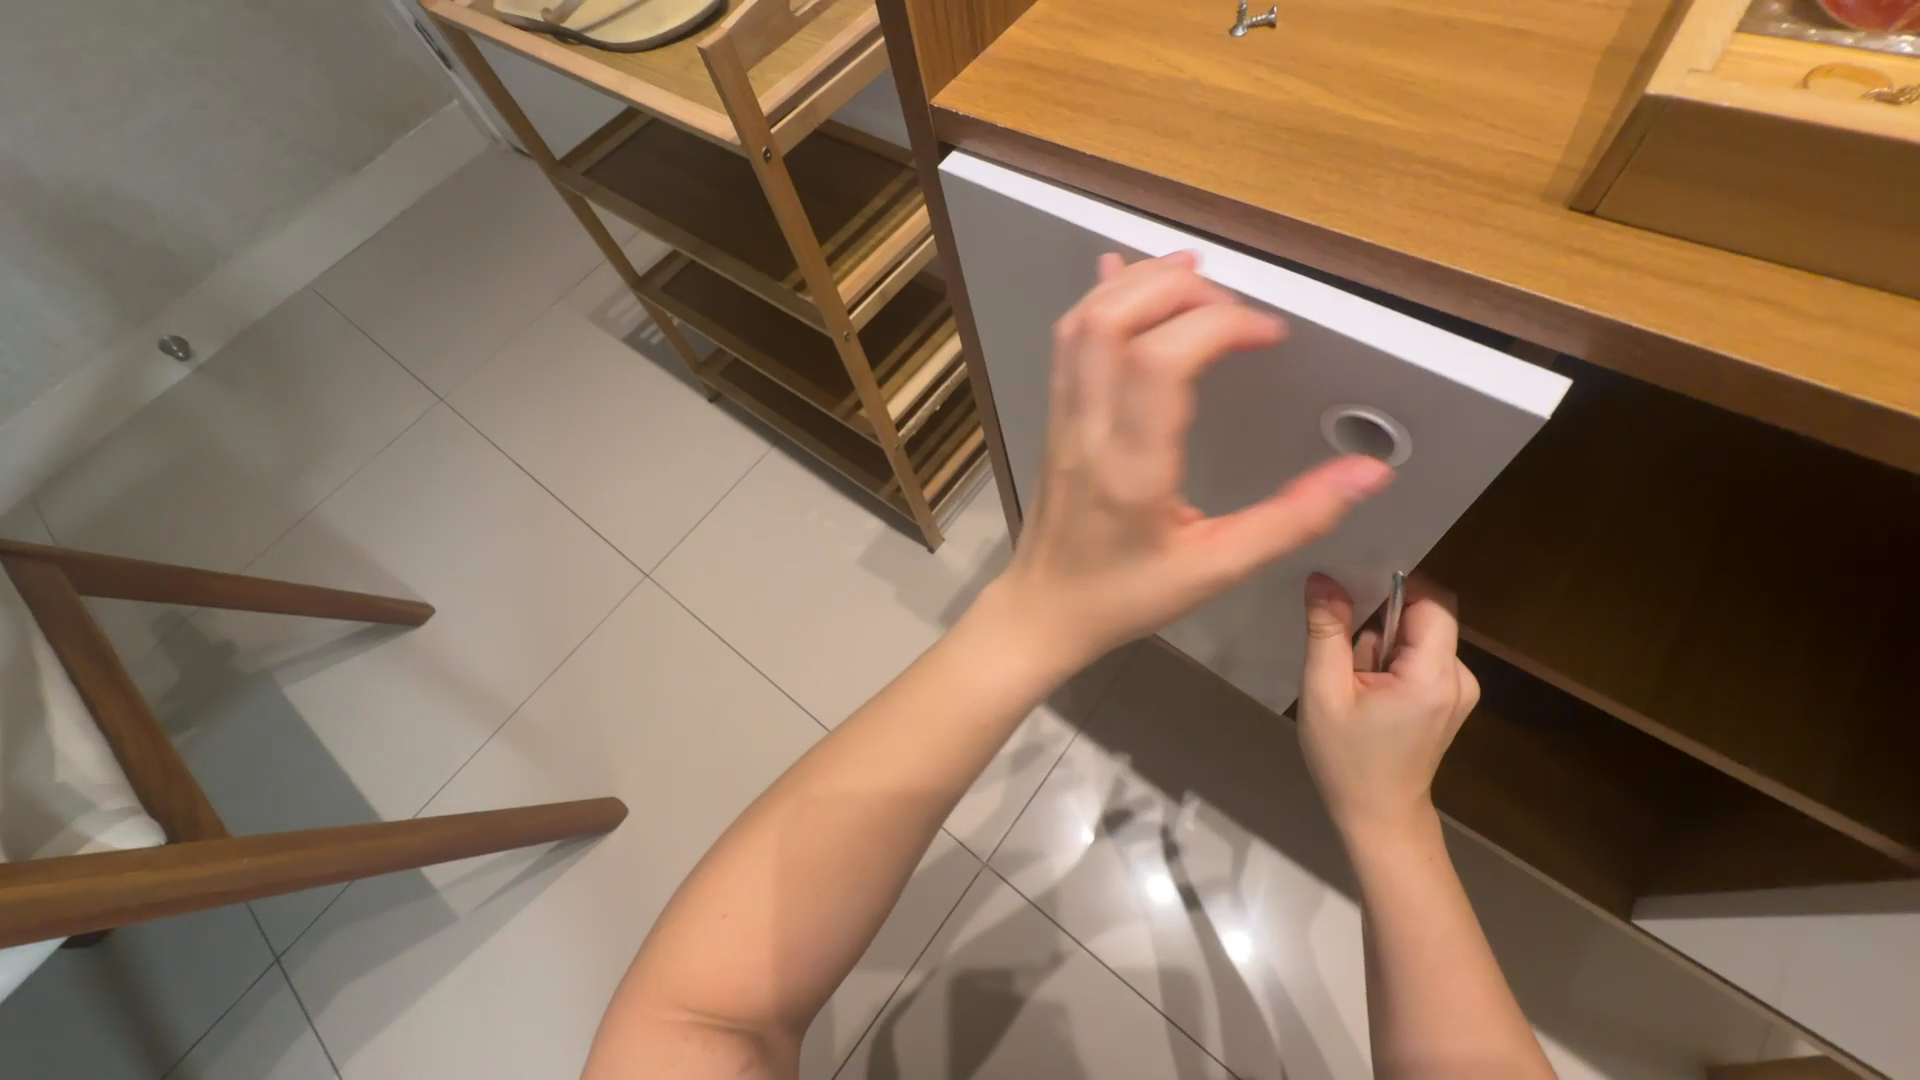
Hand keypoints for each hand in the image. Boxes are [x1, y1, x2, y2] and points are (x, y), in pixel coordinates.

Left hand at [985, 253, 1393, 673]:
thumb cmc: (1125, 597)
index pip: (1160, 360)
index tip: (1267, 335)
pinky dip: (1098, 301)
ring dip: (1137, 284)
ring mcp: (1063, 421)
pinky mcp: (1053, 420)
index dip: (1220, 324)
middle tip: (1232, 303)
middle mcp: (1089, 432)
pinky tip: (1124, 278)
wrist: (1044, 611)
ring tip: (1193, 274)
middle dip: (1178, 288)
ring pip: (1082, 324)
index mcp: (1132, 470)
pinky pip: (1067, 346)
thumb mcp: (1217, 570)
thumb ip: (1293, 520)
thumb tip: (1367, 473)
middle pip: (1114, 322)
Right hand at [1297, 573, 1479, 845]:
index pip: (1432, 602)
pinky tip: (1368, 694)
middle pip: (1424, 617)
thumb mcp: (1323, 691)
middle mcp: (1459, 676)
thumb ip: (1327, 630)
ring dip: (1381, 646)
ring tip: (1354, 684)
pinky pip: (1419, 658)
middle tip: (1345, 659)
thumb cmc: (1346, 758)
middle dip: (1379, 623)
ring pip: (1418, 637)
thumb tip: (1323, 578)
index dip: (1395, 586)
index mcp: (1433, 675)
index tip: (1353, 593)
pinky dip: (1390, 663)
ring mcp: (1459, 690)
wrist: (1377, 815)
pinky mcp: (1450, 699)